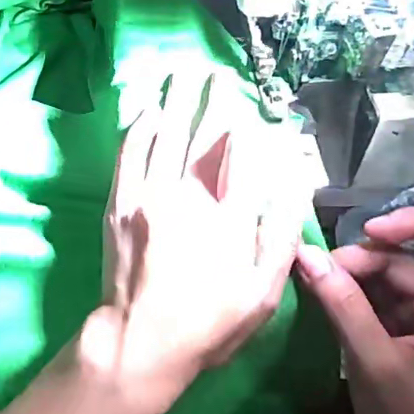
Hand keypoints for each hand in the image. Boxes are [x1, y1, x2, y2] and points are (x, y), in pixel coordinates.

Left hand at [71, 75, 298, 413]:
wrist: (139, 342)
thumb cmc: (208, 324)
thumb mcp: (262, 294)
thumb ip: (280, 237)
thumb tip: (293, 186)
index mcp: (229, 218)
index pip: (243, 154)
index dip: (251, 126)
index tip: (254, 108)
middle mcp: (189, 197)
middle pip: (204, 134)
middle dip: (213, 98)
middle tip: (217, 71)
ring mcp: (149, 196)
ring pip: (166, 133)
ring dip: (177, 99)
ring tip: (184, 73)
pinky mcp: (120, 202)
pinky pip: (130, 152)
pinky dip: (140, 126)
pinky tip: (148, 109)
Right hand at [293, 209, 413, 413]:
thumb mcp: (376, 366)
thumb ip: (342, 306)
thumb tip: (305, 254)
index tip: (368, 232)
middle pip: (412, 261)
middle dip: (366, 259)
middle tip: (322, 272)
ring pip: (392, 281)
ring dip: (355, 278)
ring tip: (318, 286)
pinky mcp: (410, 341)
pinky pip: (382, 305)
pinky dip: (354, 299)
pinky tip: (326, 301)